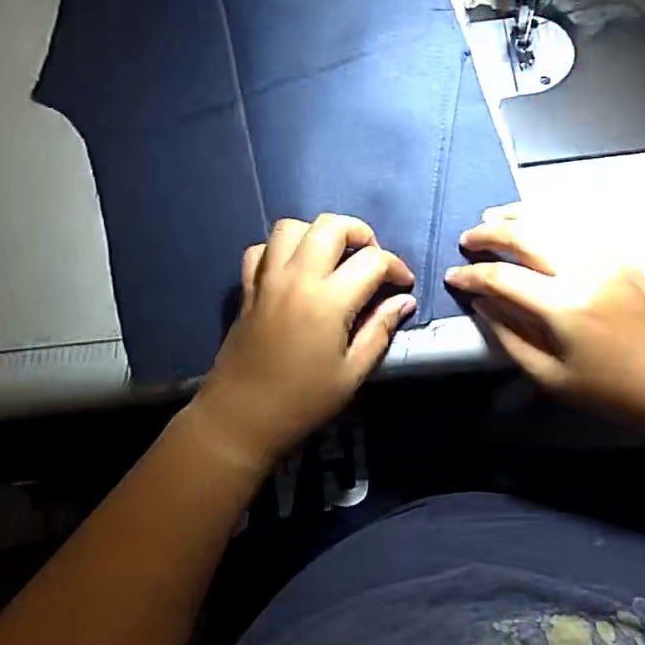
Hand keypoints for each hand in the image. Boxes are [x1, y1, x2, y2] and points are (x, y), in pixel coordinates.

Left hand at [189, 214, 415, 469]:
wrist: (240, 418)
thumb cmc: (303, 401)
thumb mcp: (352, 373)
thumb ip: (379, 330)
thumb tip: (404, 301)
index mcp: (328, 300)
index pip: (372, 260)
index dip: (396, 268)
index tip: (403, 286)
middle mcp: (297, 278)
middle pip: (331, 225)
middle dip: (360, 234)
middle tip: (372, 262)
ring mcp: (267, 280)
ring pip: (292, 227)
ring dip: (319, 235)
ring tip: (334, 260)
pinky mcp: (247, 290)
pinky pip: (262, 250)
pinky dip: (281, 251)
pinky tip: (295, 272)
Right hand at [444, 204, 644, 432]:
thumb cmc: (610, 389)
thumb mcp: (551, 376)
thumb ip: (510, 336)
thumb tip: (482, 305)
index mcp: (563, 307)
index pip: (504, 278)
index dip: (473, 276)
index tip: (453, 277)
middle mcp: (584, 271)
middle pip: (527, 237)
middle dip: (491, 233)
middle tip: (467, 237)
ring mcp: (607, 258)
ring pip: (554, 222)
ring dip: (520, 217)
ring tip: (494, 216)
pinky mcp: (622, 257)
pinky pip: (580, 227)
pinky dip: (552, 219)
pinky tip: (538, 220)